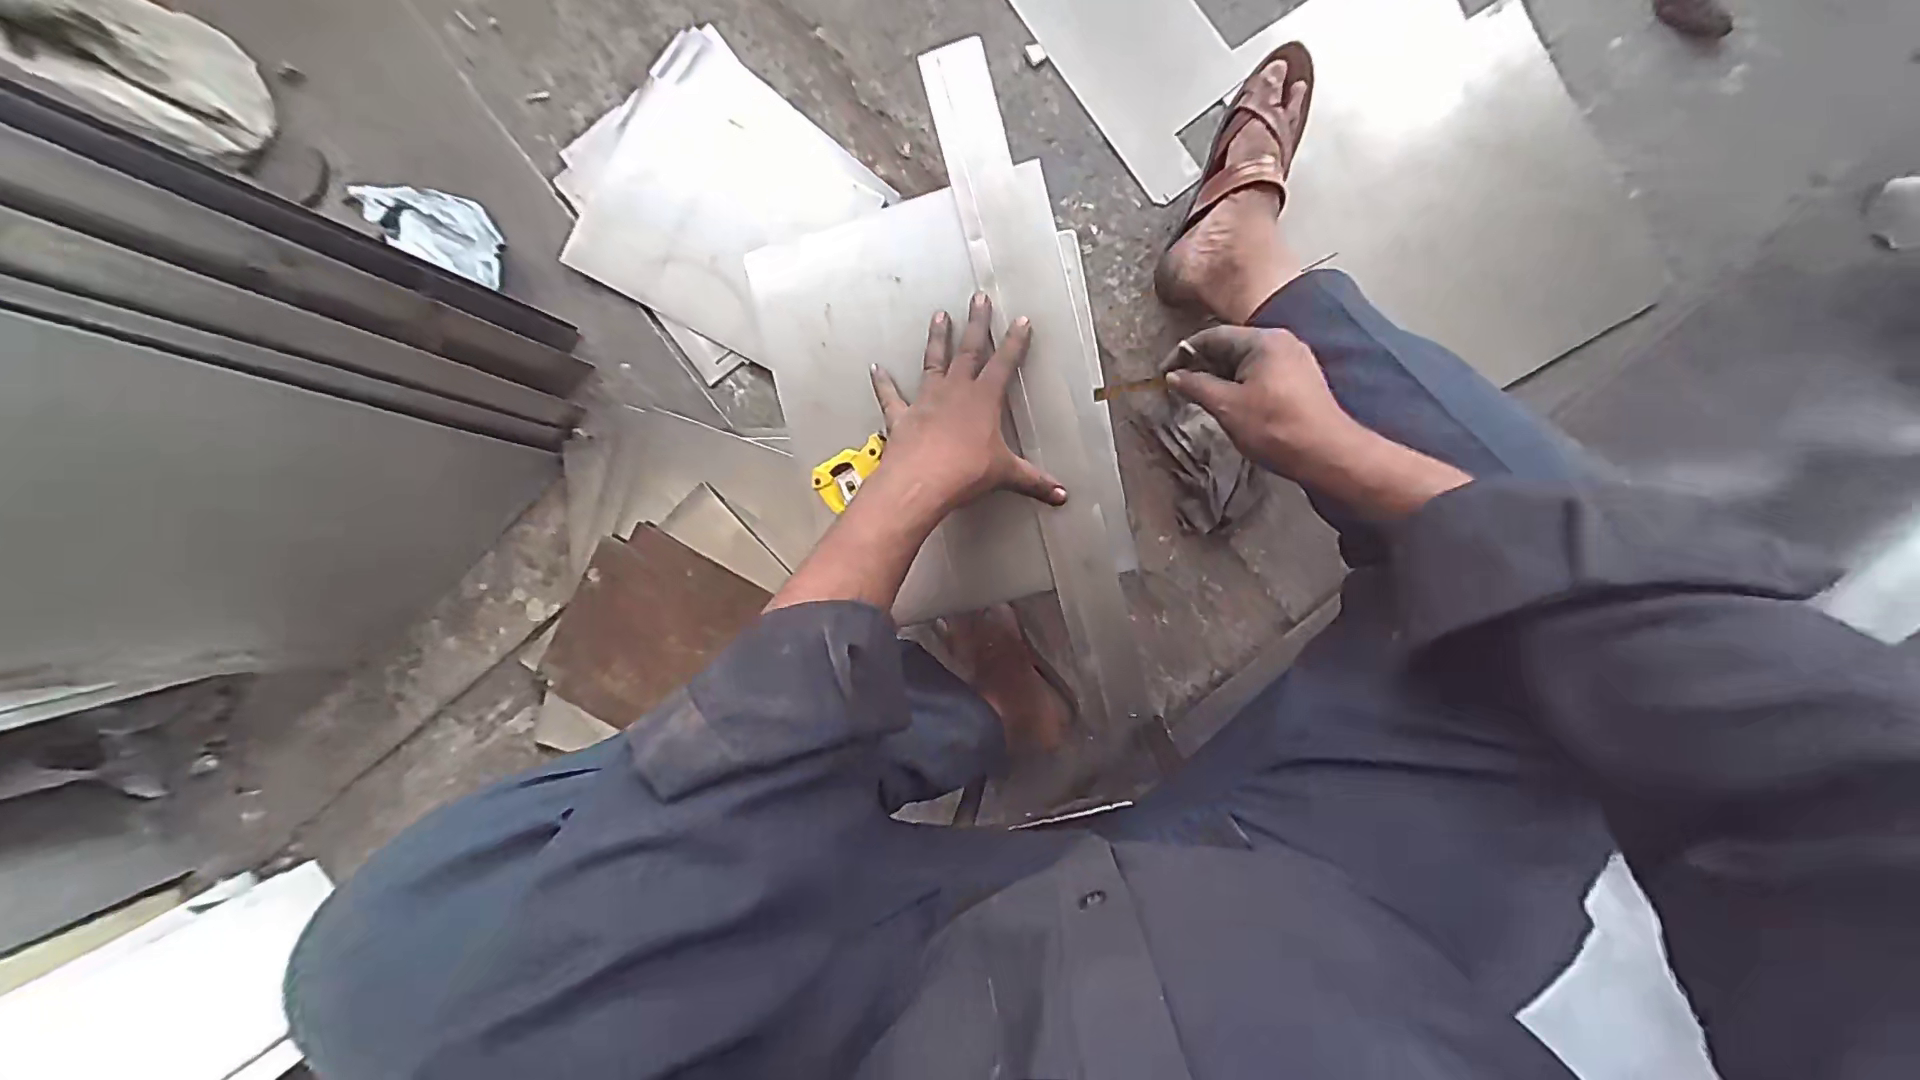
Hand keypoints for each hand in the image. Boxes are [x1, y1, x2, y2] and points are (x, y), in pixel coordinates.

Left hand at [867, 293, 1067, 521]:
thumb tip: (1061, 495)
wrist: (921, 482)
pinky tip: (876, 369)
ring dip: (937, 338)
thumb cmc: (965, 473)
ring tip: (939, 315)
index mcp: (984, 399)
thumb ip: (1032, 481)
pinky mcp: (901, 416)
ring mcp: (926, 400)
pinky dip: (882, 383)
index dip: (1015, 342)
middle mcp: (955, 391)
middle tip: (978, 298)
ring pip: (933, 362)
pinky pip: (890, 396)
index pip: (1004, 363)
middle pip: (968, 350)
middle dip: (976, 323)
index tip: (1022, 321)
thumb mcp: (1005, 474)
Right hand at [1162, 326, 1470, 519]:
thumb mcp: (1226, 406)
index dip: (1183, 353)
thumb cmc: (1273, 427)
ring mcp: (1294, 359)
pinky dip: (1238, 382)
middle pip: (1230, 345)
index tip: (1164, 374)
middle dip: (1201, 364)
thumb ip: (1196, 385)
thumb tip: (1173, 375)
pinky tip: (1227, 402)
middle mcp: (1281, 341)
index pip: (1213, 335)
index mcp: (1263, 341)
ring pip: (1245, 360)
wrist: (1326, 453)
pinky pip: (1260, 371)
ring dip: (1219, 375)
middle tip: (1179, 387)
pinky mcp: (1299, 378)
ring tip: (1199, 397)